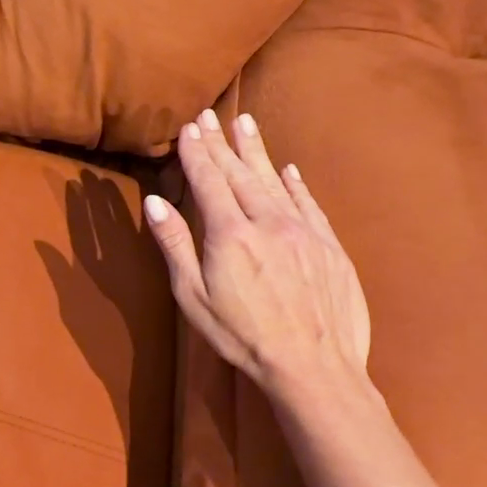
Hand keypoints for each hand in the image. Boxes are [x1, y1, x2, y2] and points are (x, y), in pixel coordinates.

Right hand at [143, 111, 371, 402]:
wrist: (315, 370)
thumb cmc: (241, 335)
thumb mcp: (192, 294)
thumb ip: (175, 244)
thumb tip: (155, 201)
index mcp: (230, 234)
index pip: (209, 181)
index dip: (196, 152)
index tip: (188, 128)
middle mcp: (269, 224)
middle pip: (240, 174)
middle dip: (222, 143)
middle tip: (210, 116)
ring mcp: (305, 234)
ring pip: (276, 182)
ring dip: (257, 152)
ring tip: (246, 124)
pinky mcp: (331, 249)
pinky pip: (310, 206)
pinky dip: (297, 184)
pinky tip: (289, 169)